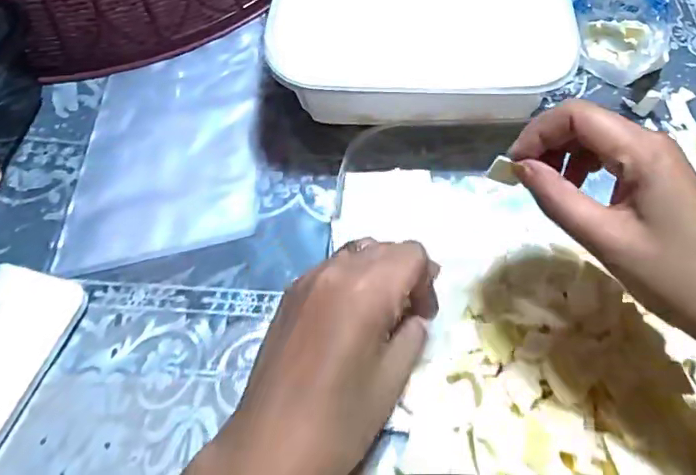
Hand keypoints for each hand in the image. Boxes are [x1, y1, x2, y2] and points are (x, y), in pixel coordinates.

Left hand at [188, 240, 438, 474]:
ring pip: (356, 252)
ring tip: (376, 316)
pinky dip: (349, 279)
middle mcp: (337, 270)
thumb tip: (415, 316)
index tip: (423, 316)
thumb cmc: (338, 420)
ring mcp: (308, 277)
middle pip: (385, 247)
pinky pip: (331, 268)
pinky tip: (345, 319)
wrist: (269, 446)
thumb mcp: (391, 382)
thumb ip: (412, 335)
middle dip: (403, 274)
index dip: (426, 281)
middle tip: (405, 318)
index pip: (412, 253)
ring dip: (375, 272)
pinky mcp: (290, 292)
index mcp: (366, 288)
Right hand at [508, 100, 695, 376]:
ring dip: (566, 153)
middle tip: (524, 177)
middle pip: (586, 120)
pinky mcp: (664, 174)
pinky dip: (587, 166)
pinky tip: (579, 193)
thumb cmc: (674, 279)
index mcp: (641, 149)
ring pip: (599, 136)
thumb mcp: (606, 240)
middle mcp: (651, 141)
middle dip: (549, 142)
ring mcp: (661, 156)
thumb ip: (557, 198)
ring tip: (548, 187)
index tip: (514, 166)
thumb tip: (519, 167)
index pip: (575, 115)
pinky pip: (615, 154)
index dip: (537, 133)